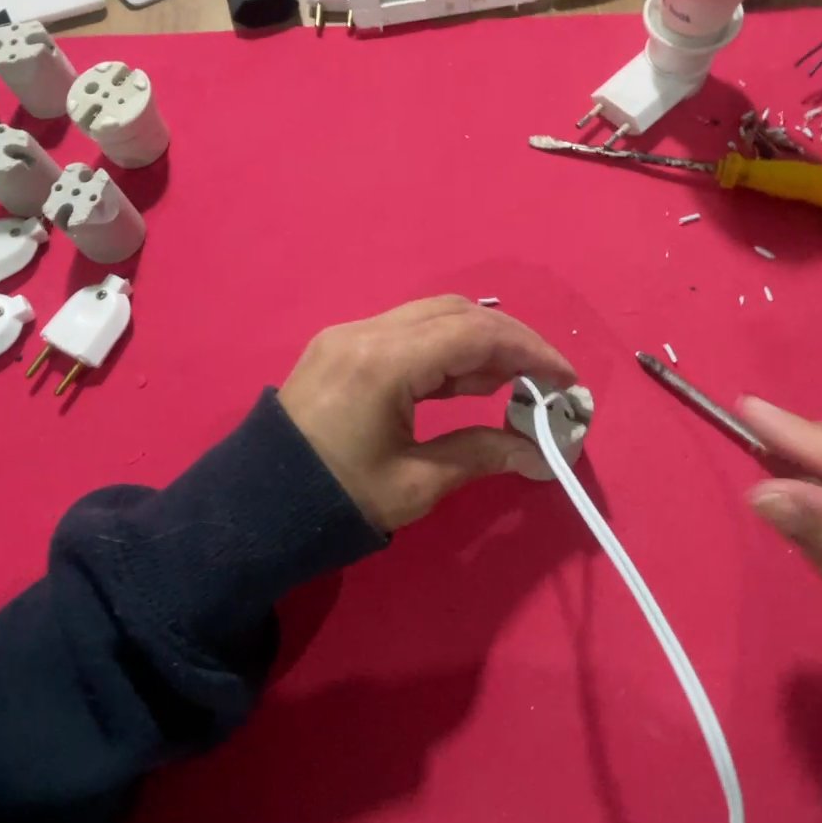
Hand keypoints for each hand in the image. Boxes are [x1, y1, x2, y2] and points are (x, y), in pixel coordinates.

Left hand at [278, 296, 576, 531]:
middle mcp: (365, 332)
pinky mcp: (341, 348)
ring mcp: (348, 335)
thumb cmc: (336, 500)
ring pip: (430, 318)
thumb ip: (481, 455)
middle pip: (454, 314)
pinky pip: (406, 335)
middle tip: (544, 380)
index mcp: (382, 362)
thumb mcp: (415, 484)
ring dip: (476, 344)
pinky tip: (469, 383)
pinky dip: (444, 352)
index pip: (473, 335)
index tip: (565, 379)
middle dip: (508, 342)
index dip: (528, 351)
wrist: (256, 508)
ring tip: (513, 386)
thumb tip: (539, 454)